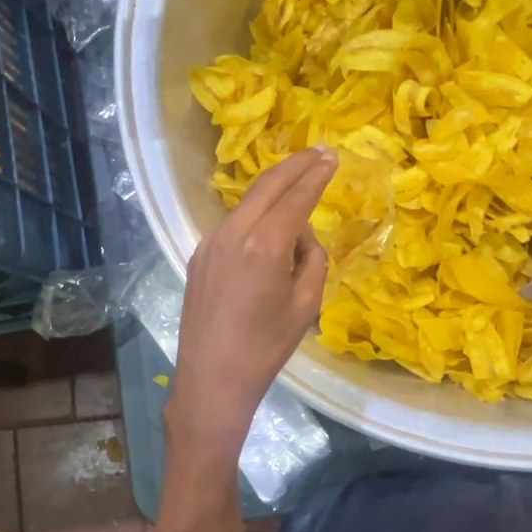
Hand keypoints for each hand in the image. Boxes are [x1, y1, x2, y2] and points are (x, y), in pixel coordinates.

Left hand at [168, 146, 338, 454]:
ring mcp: (210, 243)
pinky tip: (267, 228)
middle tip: (319, 152)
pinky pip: (233, 226)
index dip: (317, 174)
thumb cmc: (265, 348)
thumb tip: (302, 237)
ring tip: (297, 187)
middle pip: (266, 184)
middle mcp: (233, 232)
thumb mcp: (305, 306)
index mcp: (265, 244)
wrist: (211, 378)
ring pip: (247, 204)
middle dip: (295, 165)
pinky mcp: (198, 257)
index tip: (332, 156)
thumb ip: (312, 260)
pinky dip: (254, 217)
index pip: (296, 196)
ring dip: (273, 192)